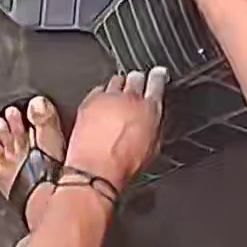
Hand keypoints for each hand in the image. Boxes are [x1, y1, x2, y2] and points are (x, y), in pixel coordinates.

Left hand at [63, 68, 167, 190]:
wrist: (96, 170)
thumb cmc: (124, 165)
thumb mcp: (152, 148)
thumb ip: (153, 126)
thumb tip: (151, 121)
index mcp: (150, 109)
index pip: (157, 81)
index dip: (158, 76)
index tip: (157, 75)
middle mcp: (129, 98)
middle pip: (135, 77)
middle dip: (137, 80)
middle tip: (136, 85)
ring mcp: (108, 98)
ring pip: (115, 80)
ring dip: (118, 86)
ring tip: (118, 96)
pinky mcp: (89, 102)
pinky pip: (97, 90)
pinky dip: (101, 94)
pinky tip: (102, 103)